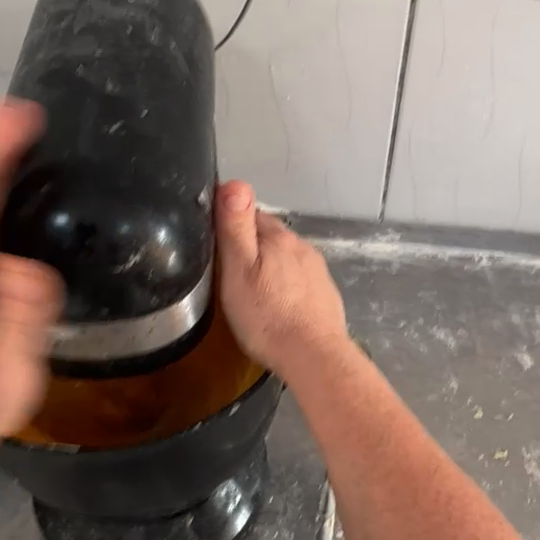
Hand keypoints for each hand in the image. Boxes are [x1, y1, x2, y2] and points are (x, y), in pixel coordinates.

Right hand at [215, 181, 350, 381]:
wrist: (313, 356)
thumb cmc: (268, 317)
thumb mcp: (239, 270)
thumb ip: (236, 227)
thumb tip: (234, 183)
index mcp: (278, 237)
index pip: (249, 214)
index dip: (229, 225)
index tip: (214, 244)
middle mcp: (302, 247)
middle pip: (269, 236)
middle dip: (250, 247)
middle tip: (228, 273)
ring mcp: (317, 271)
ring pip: (286, 259)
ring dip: (269, 268)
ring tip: (251, 292)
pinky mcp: (324, 293)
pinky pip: (299, 281)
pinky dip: (286, 287)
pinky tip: (277, 306)